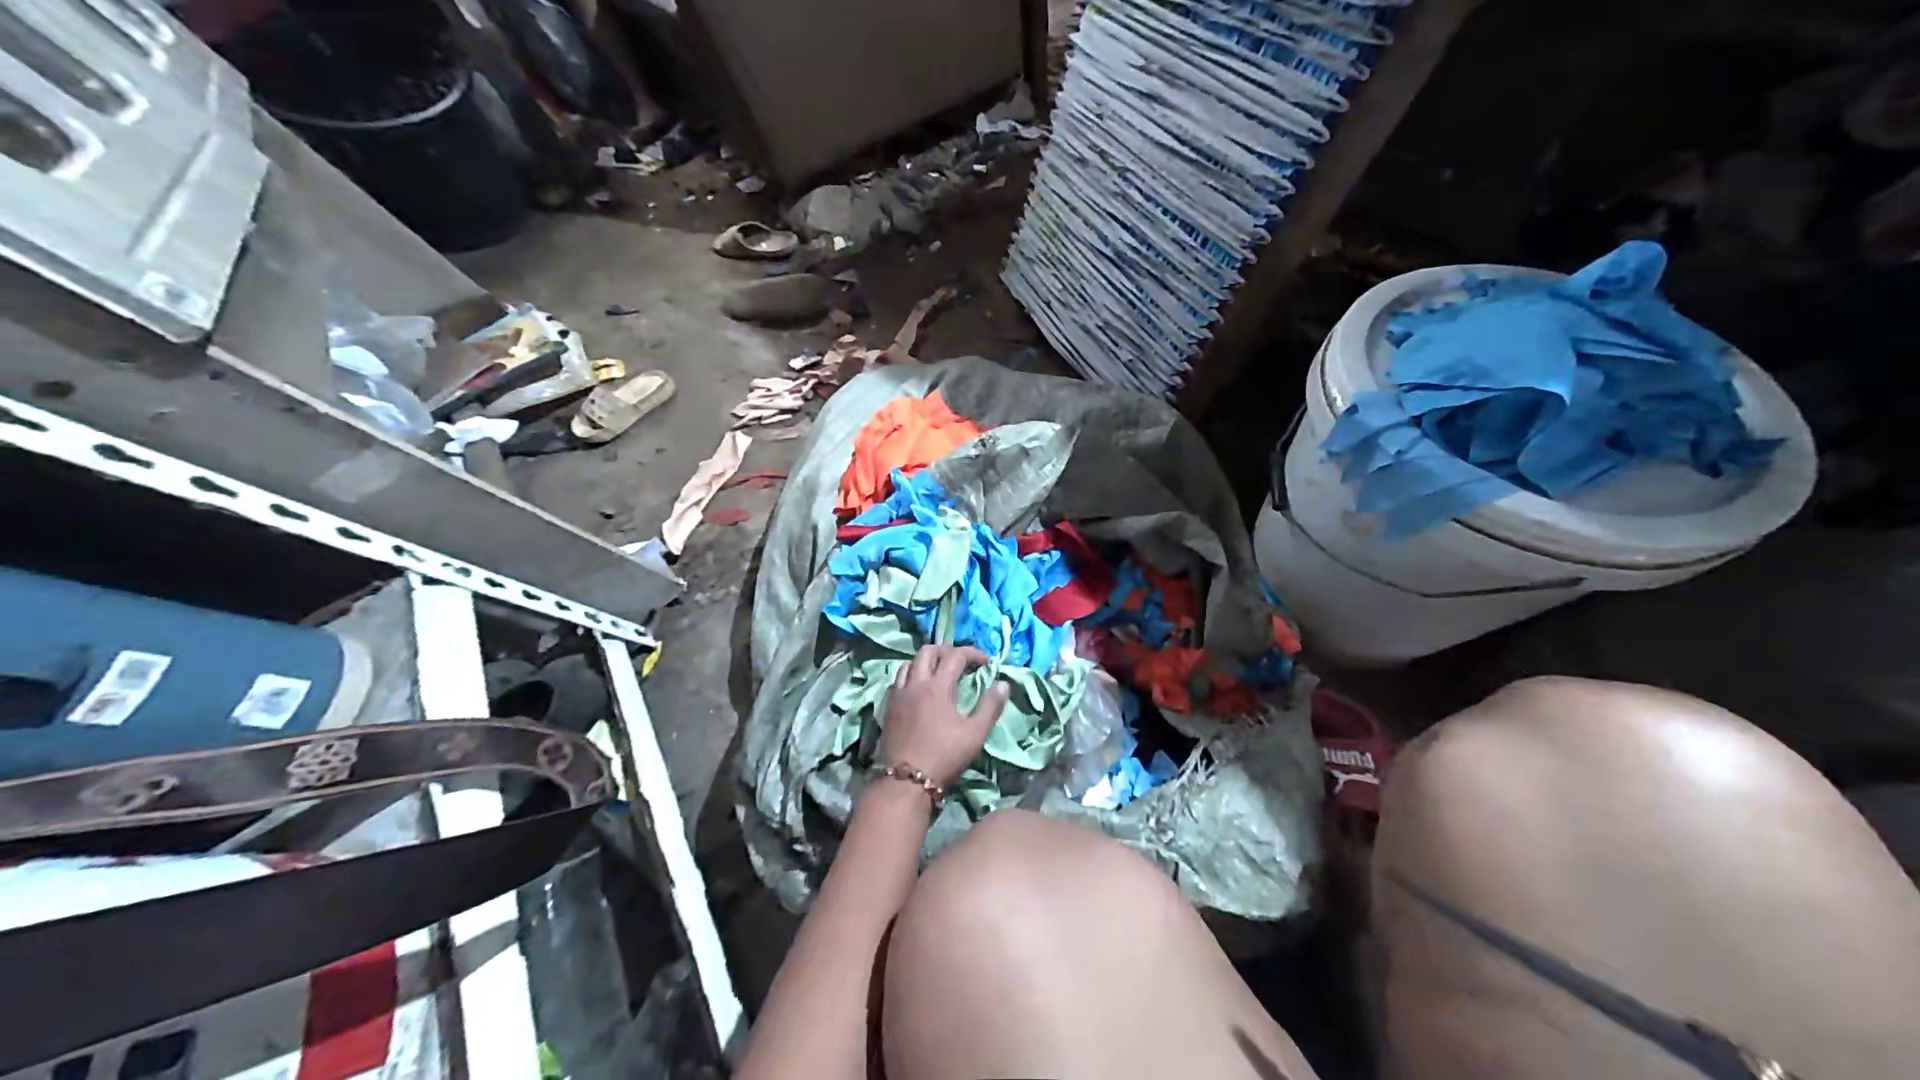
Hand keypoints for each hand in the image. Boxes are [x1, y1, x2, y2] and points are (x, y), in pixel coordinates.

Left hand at [879, 645, 1009, 786]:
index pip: (955, 655)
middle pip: (928, 651)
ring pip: (910, 663)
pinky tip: (918, 688)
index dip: (972, 653)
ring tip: (939, 671)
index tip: (986, 662)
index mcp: (938, 686)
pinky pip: (898, 679)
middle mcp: (916, 683)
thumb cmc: (944, 756)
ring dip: (926, 660)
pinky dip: (911, 675)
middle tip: (961, 661)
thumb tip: (1003, 683)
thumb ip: (991, 706)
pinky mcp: (888, 706)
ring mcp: (899, 694)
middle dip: (947, 650)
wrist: (906, 780)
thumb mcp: (975, 734)